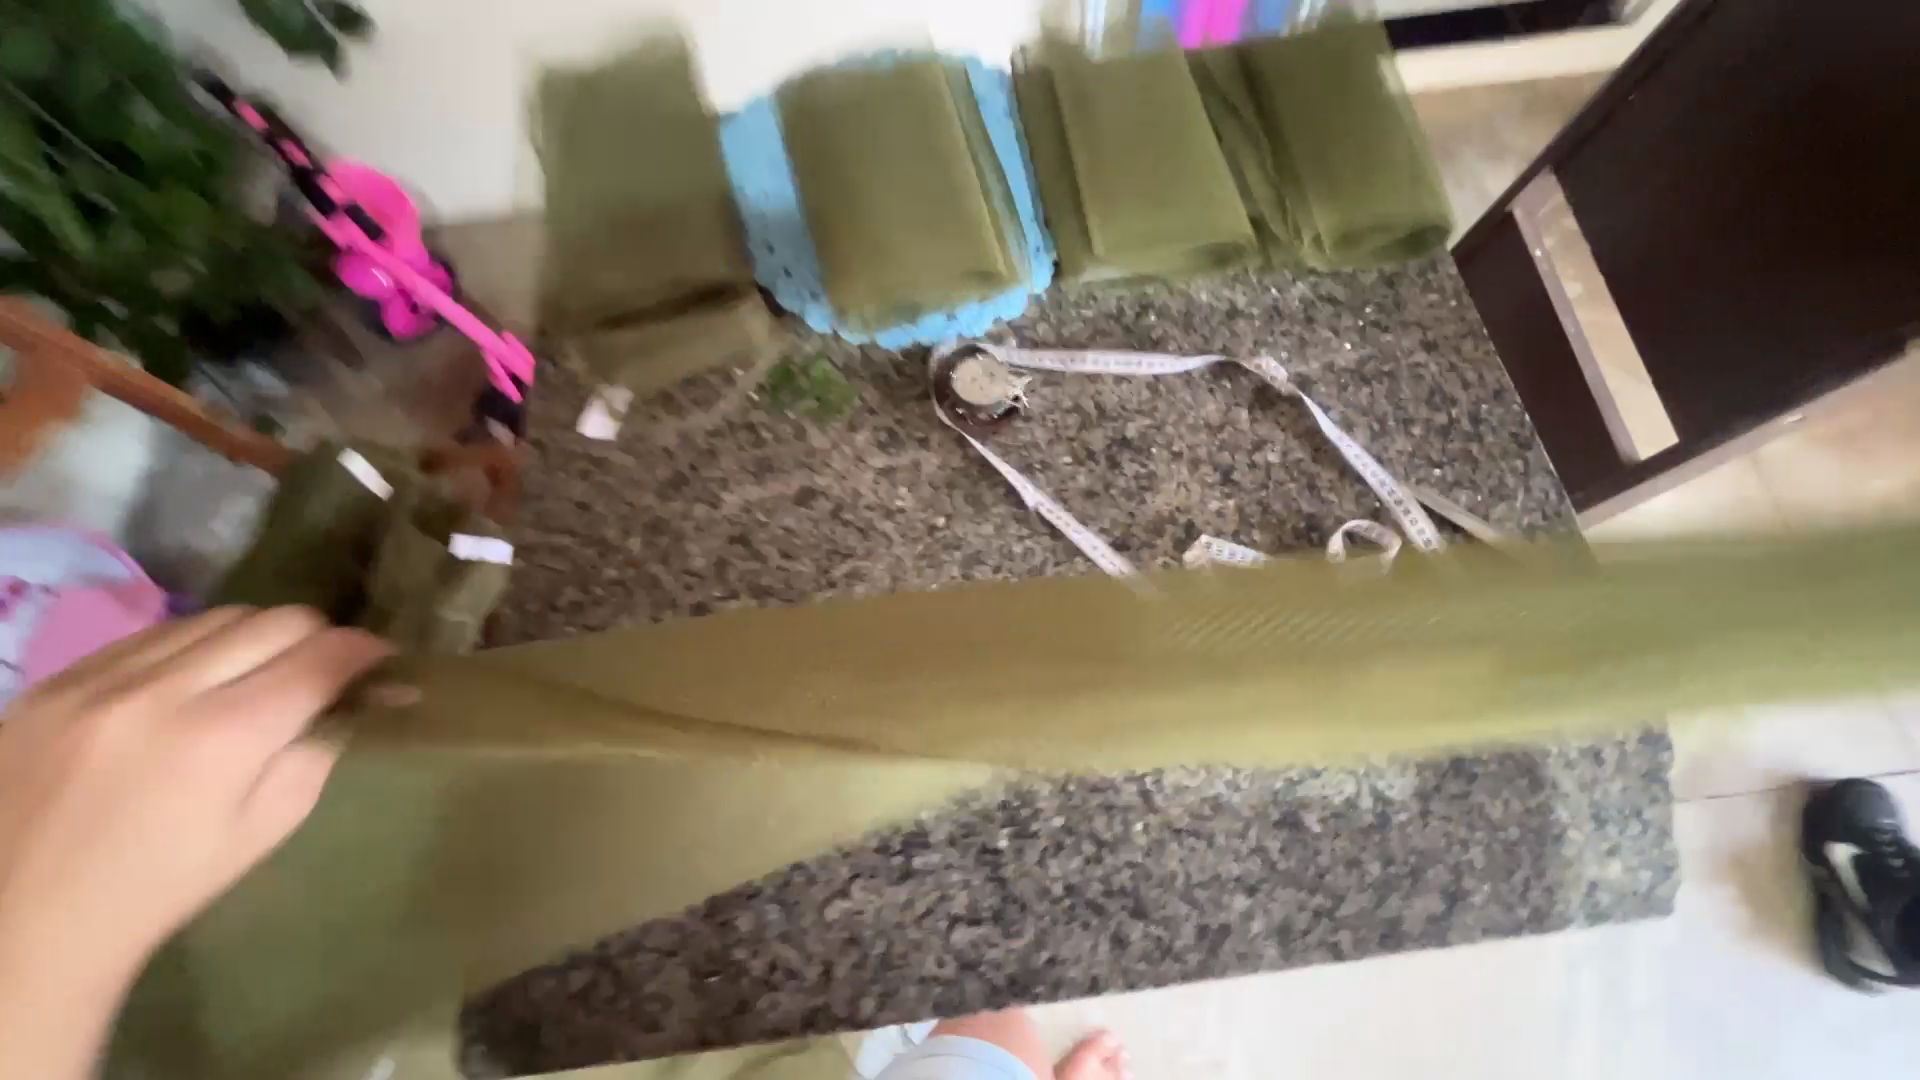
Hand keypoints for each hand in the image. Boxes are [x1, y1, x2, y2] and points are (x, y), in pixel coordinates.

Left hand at [0, 606, 388, 1069]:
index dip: (369, 651)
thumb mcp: (274, 819)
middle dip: (322, 637)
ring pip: (219, 616)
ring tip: (261, 671)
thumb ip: (324, 741)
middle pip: (279, 621)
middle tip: (328, 668)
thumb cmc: (168, 881)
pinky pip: (155, 634)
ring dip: (260, 636)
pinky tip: (196, 682)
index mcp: (225, 737)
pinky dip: (198, 646)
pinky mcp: (51, 684)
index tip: (384, 662)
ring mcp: (96, 683)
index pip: (326, 656)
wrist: (18, 924)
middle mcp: (161, 694)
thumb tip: (376, 691)